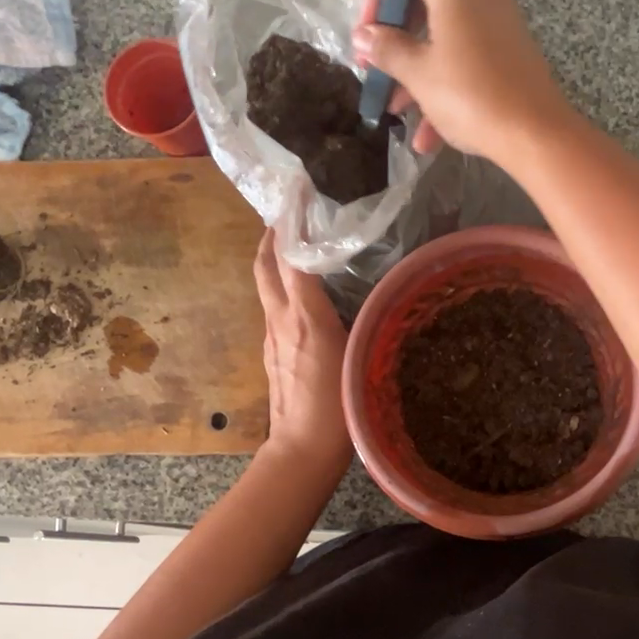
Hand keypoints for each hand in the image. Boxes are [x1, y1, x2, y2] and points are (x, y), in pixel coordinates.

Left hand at [254, 231, 350, 470]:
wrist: (301, 452)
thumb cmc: (335, 410)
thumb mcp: (356, 358)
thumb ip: (362, 321)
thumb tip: (374, 293)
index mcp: (302, 317)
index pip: (290, 254)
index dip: (292, 218)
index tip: (298, 187)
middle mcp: (279, 320)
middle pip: (264, 264)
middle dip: (272, 233)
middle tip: (291, 212)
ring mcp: (271, 339)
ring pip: (266, 286)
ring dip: (274, 260)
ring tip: (298, 248)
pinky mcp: (272, 356)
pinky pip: (274, 309)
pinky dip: (283, 290)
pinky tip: (305, 299)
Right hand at [352, 0, 573, 159]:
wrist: (535, 133)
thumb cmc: (471, 95)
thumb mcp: (420, 74)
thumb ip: (387, 50)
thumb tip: (364, 37)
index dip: (377, 1)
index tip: (364, 37)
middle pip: (423, 1)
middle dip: (396, 41)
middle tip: (376, 73)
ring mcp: (496, 19)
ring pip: (444, 36)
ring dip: (417, 74)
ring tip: (397, 114)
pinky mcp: (507, 50)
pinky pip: (467, 58)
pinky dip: (446, 87)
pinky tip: (429, 137)